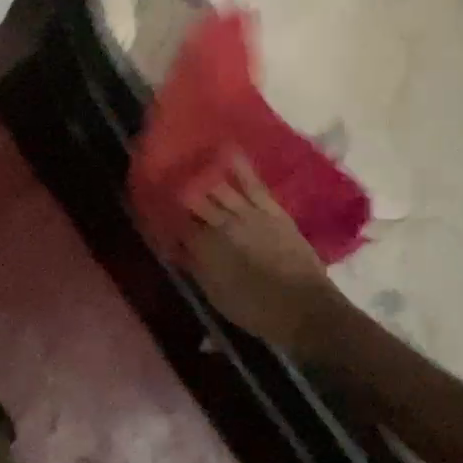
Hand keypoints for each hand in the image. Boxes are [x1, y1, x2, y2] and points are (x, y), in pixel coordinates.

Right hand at [186, 153, 350, 358]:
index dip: (166, 214)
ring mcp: (248, 212)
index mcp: (206, 248)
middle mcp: (222, 224)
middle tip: (169, 180)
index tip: (156, 207)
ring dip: (202, 176)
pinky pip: (251, 182)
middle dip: (180, 190)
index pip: (178, 224)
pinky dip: (238, 166)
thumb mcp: (217, 296)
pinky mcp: (271, 209)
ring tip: (190, 164)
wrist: (307, 310)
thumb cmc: (258, 311)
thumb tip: (177, 248)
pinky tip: (227, 151)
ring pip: (218, 187)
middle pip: (195, 200)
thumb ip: (195, 268)